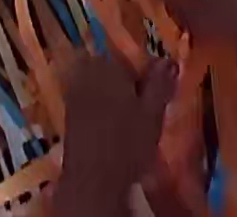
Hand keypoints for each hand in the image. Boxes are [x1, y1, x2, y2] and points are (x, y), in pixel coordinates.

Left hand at [51, 55, 175, 215]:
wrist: (93, 177)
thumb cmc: (127, 143)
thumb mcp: (153, 113)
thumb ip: (160, 83)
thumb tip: (168, 59)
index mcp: (110, 63)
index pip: (132, 60)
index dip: (145, 80)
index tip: (152, 101)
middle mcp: (89, 68)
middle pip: (114, 70)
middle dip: (127, 86)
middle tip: (141, 113)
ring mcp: (75, 87)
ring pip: (101, 84)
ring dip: (113, 97)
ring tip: (126, 123)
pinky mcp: (68, 107)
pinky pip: (89, 98)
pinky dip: (99, 108)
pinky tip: (109, 129)